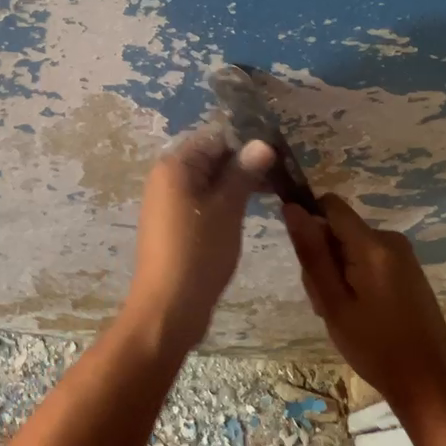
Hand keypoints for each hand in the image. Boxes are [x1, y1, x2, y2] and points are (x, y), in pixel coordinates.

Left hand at [123, 131, 275, 352]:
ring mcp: (167, 201)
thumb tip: (262, 143)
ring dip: (235, 184)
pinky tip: (245, 212)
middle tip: (279, 176)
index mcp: (174, 165)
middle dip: (242, 164)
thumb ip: (243, 173)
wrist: (167, 308)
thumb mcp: (227, 209)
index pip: (214, 137)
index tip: (277, 156)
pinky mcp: (173, 224)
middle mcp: (166, 177)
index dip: (246, 143)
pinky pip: (201, 201)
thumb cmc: (198, 252)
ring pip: (207, 181)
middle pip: (210, 157)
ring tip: (269, 193)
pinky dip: (222, 202)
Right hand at [282, 194, 445, 423]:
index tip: (307, 258)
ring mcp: (404, 255)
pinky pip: (371, 258)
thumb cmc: (374, 346)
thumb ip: (312, 253)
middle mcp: (391, 239)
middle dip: (326, 258)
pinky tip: (361, 313)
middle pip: (341, 230)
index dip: (311, 222)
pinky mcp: (410, 270)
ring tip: (342, 313)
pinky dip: (358, 278)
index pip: (331, 205)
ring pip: (353, 247)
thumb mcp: (333, 302)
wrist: (428, 384)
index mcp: (372, 244)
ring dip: (340, 272)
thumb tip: (291, 207)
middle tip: (326, 301)